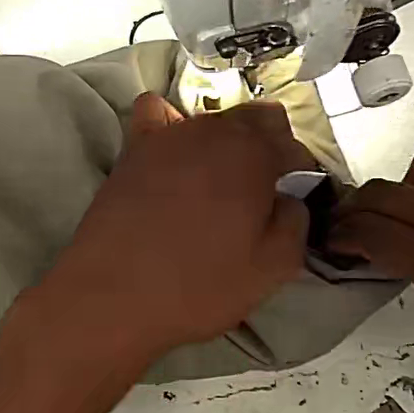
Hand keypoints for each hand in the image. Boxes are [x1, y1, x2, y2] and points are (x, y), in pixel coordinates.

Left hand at [21, 94, 309, 387]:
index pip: (295, 147)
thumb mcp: (274, 267)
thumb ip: (296, 221)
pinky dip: (173, 126)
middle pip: (258, 120)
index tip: (294, 202)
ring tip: (220, 185)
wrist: (113, 298)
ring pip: (214, 120)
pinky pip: (158, 114)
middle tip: (263, 195)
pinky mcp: (134, 148)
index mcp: (255, 154)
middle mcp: (215, 130)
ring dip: (228, 143)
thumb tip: (289, 199)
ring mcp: (170, 135)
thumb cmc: (201, 285)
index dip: (301, 174)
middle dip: (270, 149)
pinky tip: (175, 155)